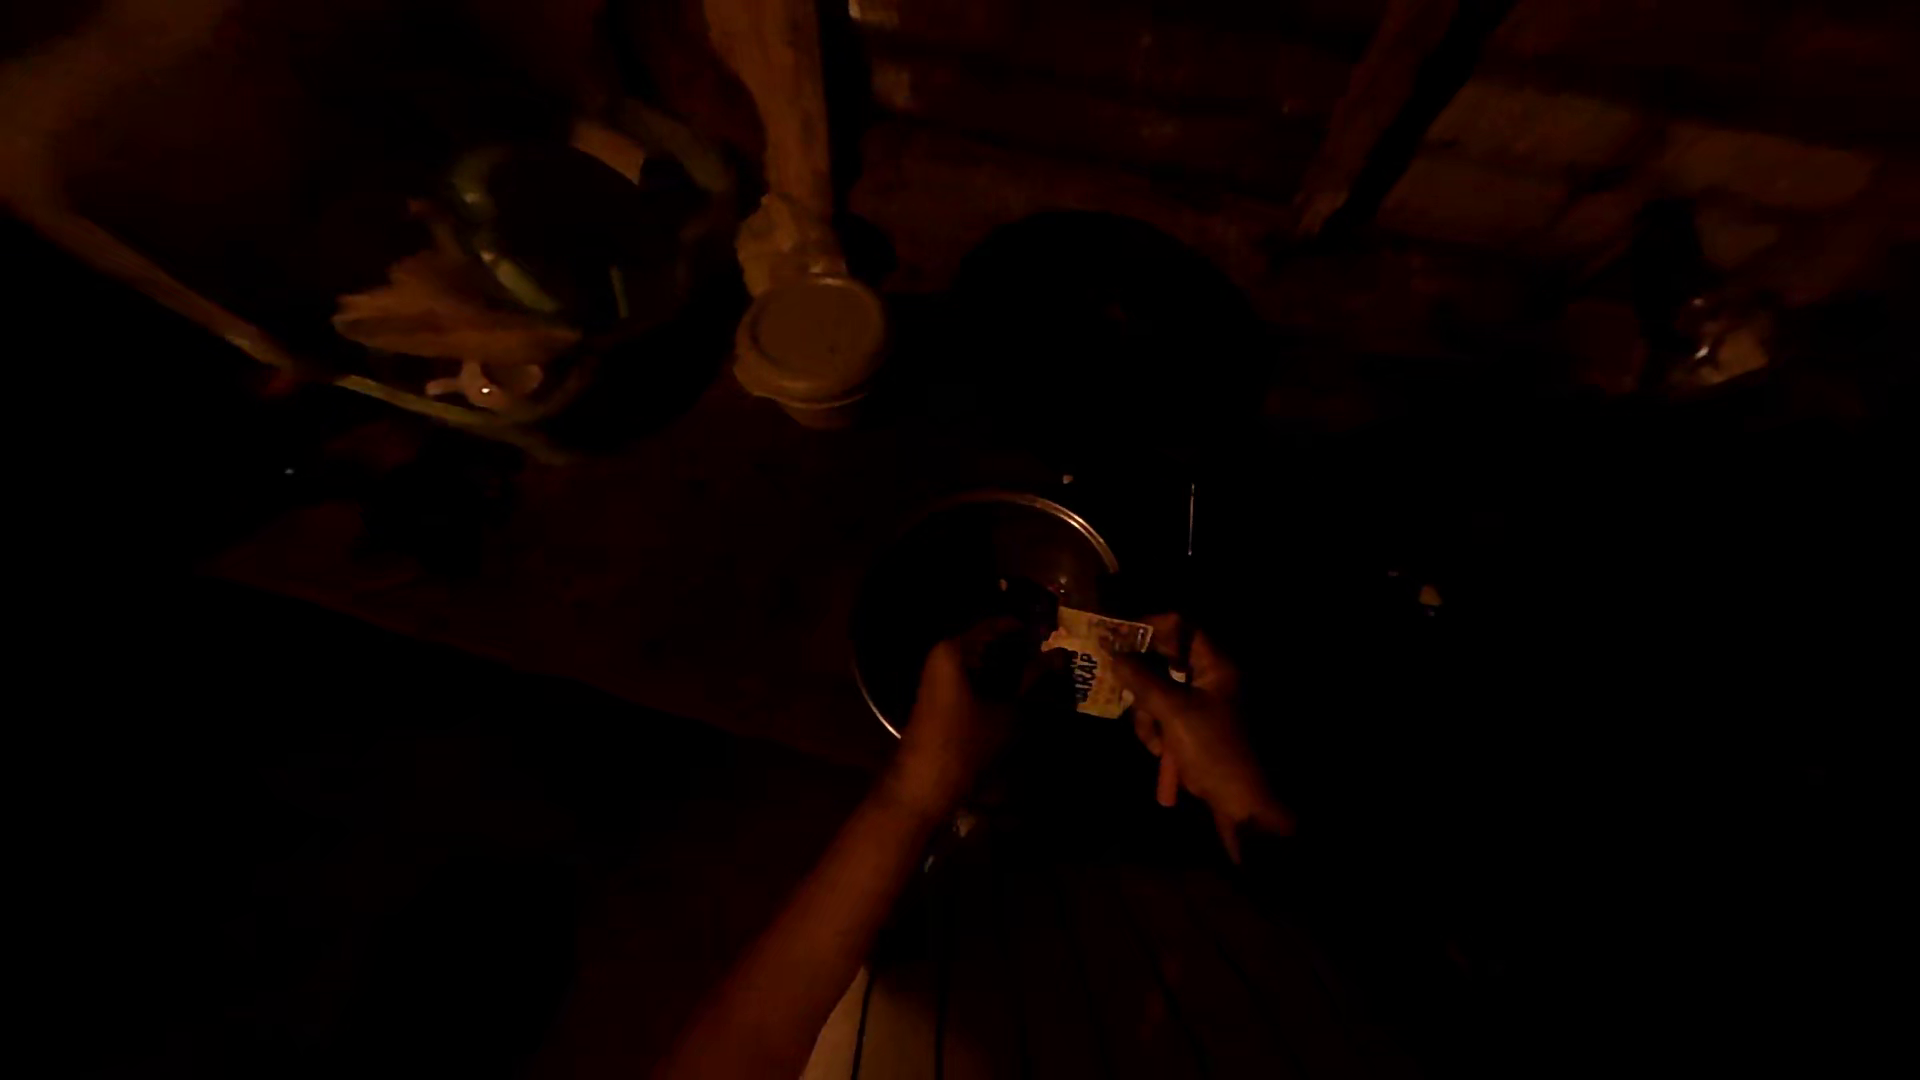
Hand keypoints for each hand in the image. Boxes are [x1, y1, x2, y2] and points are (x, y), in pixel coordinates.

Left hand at [885, 619, 1052, 821]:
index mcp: (954, 650)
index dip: (1025, 630)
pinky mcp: (941, 697)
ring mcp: (939, 677)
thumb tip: (1061, 655)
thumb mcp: (1008, 712)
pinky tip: (1020, 694)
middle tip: (1054, 659)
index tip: (1053, 635)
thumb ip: (1034, 679)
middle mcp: (943, 656)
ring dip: (1009, 670)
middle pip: (988, 644)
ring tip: (1044, 677)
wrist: (923, 785)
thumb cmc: (965, 744)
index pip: (995, 626)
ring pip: (982, 663)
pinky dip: (995, 684)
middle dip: (1020, 651)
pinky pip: (973, 679)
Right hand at [1112, 616, 1293, 860]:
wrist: (1250, 812)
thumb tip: (1114, 653)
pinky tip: (1162, 757)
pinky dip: (1159, 734)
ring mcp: (1208, 706)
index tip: (1119, 644)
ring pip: (1161, 693)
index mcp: (1217, 665)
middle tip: (1132, 703)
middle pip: (1164, 662)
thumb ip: (1141, 678)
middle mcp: (1213, 679)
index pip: (1181, 625)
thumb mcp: (1173, 713)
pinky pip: (1169, 718)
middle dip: (1143, 686)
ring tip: (1154, 745)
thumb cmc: (1217, 752)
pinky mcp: (1201, 731)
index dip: (1149, 628)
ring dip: (1149, 717)